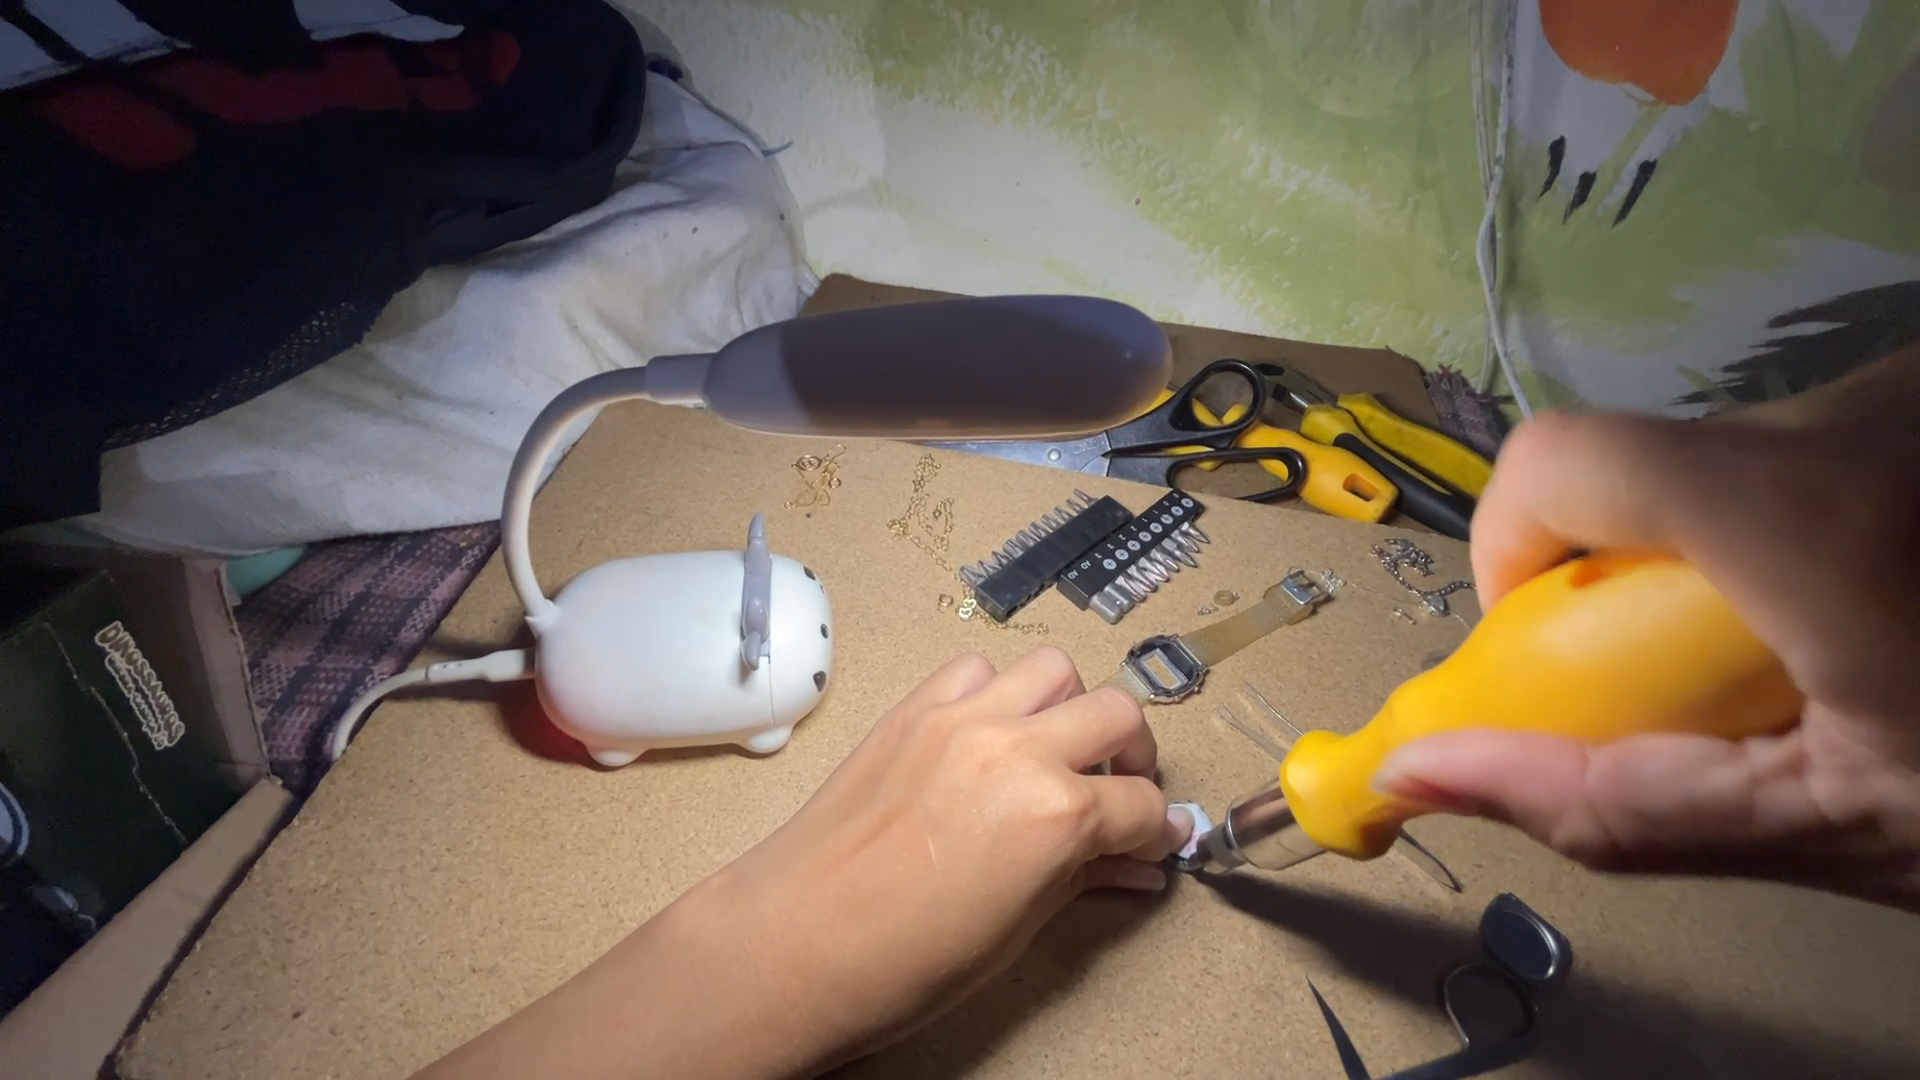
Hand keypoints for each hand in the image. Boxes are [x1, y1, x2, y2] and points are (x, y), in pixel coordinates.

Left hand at [416, 647, 1188, 1079]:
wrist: (799, 935)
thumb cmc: (908, 960)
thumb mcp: (1018, 930)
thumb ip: (1086, 878)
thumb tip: (1138, 863)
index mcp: (1053, 816)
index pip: (1142, 806)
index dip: (1157, 829)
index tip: (1154, 839)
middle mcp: (1017, 748)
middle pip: (1118, 713)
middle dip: (1133, 752)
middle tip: (1118, 785)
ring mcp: (963, 717)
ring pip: (1053, 668)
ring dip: (1069, 705)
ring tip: (1053, 746)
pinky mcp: (916, 706)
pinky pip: (976, 668)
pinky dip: (998, 691)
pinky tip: (988, 731)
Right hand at [1374, 349, 1919, 908]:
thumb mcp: (1840, 830)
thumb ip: (1603, 804)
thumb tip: (1405, 773)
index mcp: (1816, 508)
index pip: (1561, 460)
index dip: (1516, 542)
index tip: (1565, 628)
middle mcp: (1865, 414)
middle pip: (1625, 468)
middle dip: (1616, 572)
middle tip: (1704, 666)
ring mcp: (1913, 396)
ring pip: (1701, 461)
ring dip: (1700, 558)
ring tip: (1811, 644)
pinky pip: (1779, 451)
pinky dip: (1768, 531)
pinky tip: (1863, 599)